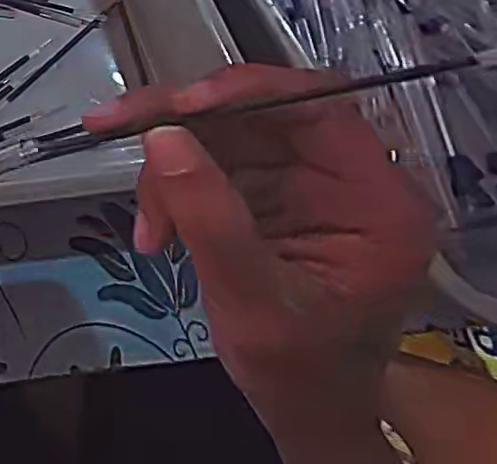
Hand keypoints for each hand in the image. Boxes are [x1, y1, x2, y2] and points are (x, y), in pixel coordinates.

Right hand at [83, 65, 433, 462]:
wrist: (297, 404)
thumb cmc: (302, 372)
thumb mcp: (256, 305)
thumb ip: (212, 220)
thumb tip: (162, 136)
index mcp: (375, 200)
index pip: (318, 108)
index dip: (250, 91)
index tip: (184, 103)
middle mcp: (335, 172)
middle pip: (253, 108)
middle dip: (182, 119)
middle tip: (122, 122)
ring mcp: (291, 172)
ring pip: (215, 126)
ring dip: (166, 161)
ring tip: (151, 221)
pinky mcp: (254, 179)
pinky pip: (198, 151)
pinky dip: (164, 181)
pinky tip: (156, 226)